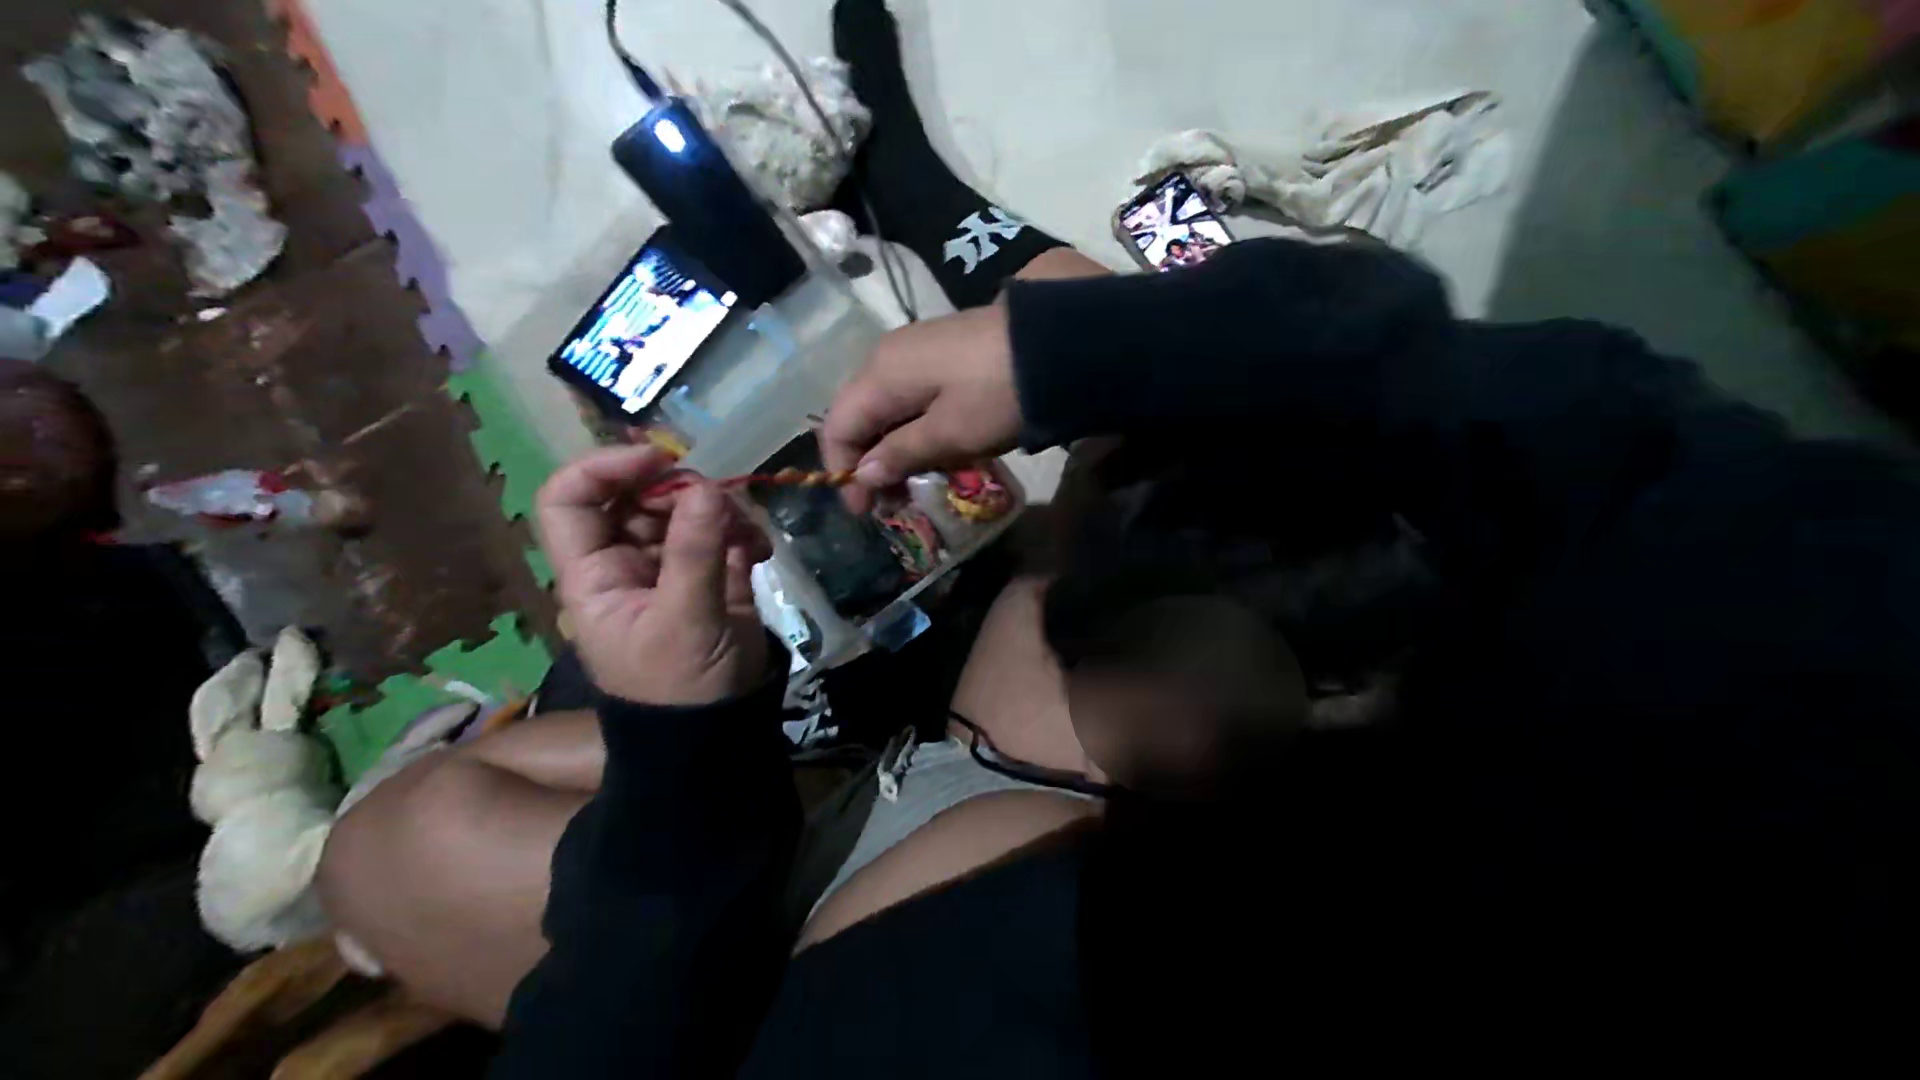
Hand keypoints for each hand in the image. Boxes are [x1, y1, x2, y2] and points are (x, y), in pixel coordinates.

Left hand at [536, 445, 773, 705]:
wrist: (718, 731)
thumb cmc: (681, 685)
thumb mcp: (684, 620)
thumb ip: (694, 552)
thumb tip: (707, 488)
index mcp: (594, 574)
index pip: (570, 500)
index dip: (604, 469)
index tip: (659, 461)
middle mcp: (625, 561)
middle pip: (635, 496)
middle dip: (679, 491)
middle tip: (720, 503)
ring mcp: (668, 566)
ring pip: (684, 509)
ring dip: (721, 511)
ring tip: (750, 536)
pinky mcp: (709, 573)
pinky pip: (721, 531)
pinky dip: (743, 531)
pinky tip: (761, 552)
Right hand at [821, 302, 1024, 513]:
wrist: (1059, 343)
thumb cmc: (998, 395)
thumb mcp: (949, 433)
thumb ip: (900, 453)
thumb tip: (862, 474)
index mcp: (881, 374)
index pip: (837, 427)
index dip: (843, 471)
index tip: (866, 510)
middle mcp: (887, 357)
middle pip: (857, 416)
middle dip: (868, 463)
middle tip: (892, 502)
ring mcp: (915, 351)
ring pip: (884, 408)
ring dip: (892, 449)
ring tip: (914, 482)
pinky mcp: (941, 354)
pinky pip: (909, 397)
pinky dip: (912, 429)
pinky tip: (934, 450)